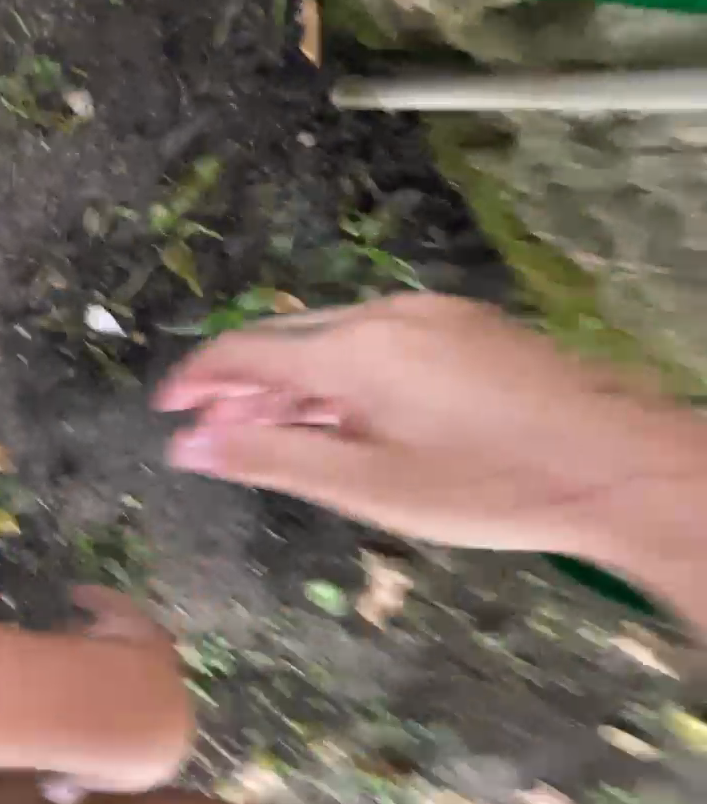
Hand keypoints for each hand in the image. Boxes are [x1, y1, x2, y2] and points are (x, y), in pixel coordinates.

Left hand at [41, 586, 191, 795]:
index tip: (92, 715)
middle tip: (90, 668)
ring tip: (80, 631)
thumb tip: (57, 793)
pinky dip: (100, 600)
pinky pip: (119, 609)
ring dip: (107, 640)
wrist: (128, 722)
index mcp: (164, 739)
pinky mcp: (136, 631)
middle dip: (119, 674)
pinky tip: (78, 592)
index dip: (117, 722)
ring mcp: (154, 662)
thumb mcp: (88, 775)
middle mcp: (169, 697)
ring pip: (134, 645)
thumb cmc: (113, 758)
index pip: (145, 730)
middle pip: (144, 681)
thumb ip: (72, 780)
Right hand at [152, 294, 706, 560]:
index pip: (241, 352)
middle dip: (233, 385)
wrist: (638, 473)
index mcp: (352, 351)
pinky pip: (365, 342)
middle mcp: (383, 317)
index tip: (165, 410)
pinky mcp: (461, 329)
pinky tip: (328, 414)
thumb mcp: (361, 484)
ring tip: (261, 429)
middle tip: (209, 430)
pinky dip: (326, 376)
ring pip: (322, 341)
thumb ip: (265, 457)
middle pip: (278, 341)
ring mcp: (428, 318)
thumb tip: (184, 448)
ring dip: (279, 384)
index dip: (193, 380)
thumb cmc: (486, 486)